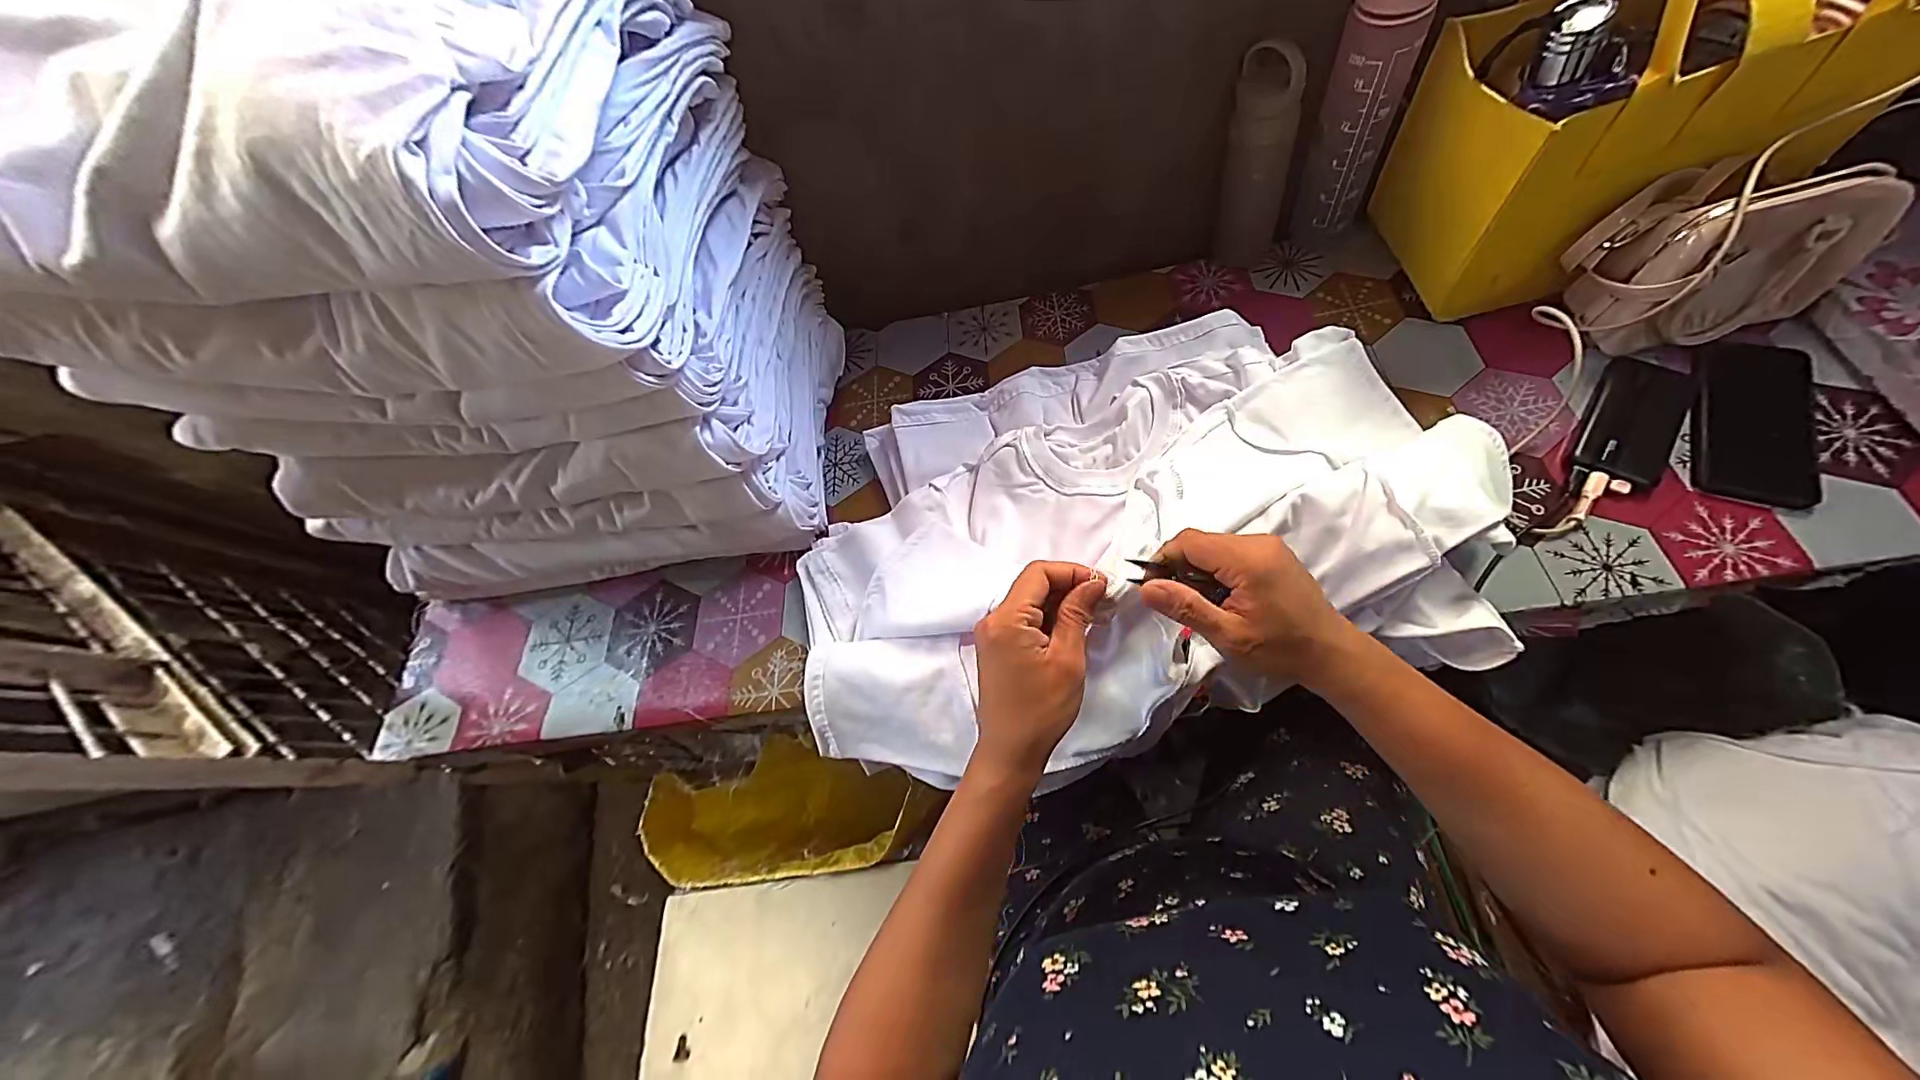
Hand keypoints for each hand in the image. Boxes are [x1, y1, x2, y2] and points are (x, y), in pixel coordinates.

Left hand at [970, 561, 1106, 779]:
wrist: (1010, 750)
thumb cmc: (1041, 710)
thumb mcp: (1067, 658)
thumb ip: (1077, 613)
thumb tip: (1092, 582)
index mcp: (1006, 619)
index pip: (1038, 573)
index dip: (1071, 571)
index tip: (1100, 584)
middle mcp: (992, 620)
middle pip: (1032, 584)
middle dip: (1067, 585)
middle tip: (1100, 599)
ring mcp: (992, 634)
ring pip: (1029, 601)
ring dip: (1059, 602)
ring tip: (1090, 614)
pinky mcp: (996, 647)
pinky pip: (1023, 619)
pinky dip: (1048, 618)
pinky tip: (1071, 628)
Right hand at [1137, 529, 1357, 688]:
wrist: (1330, 653)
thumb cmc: (1281, 648)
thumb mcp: (1228, 634)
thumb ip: (1186, 607)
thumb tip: (1146, 588)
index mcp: (1248, 558)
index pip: (1188, 541)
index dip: (1163, 561)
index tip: (1153, 589)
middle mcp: (1258, 542)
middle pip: (1199, 542)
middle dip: (1179, 568)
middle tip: (1176, 603)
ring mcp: (1267, 546)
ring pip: (1212, 547)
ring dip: (1197, 571)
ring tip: (1202, 604)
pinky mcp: (1271, 554)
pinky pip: (1229, 553)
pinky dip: (1215, 571)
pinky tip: (1220, 598)